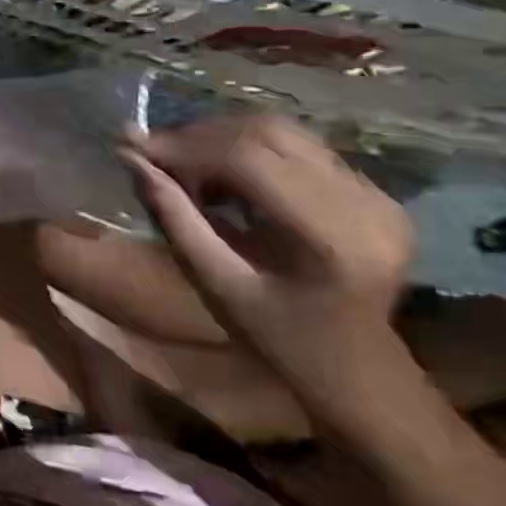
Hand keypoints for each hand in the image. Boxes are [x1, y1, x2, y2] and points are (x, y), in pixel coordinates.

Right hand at [118, 115, 412, 403]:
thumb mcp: (217, 284)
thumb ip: (174, 217)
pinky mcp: (373, 188)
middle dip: (201, 137)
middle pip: (266, 134)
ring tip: (188, 165)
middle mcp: (365, 204)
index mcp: (332, 239)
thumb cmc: (281, 341)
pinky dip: (248, 147)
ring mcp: (376, 193)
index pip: (250, 160)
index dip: (188, 147)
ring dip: (222, 137)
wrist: (359, 375)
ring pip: (280, 130)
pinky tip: (225, 173)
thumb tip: (129, 156)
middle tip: (157, 155)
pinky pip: (297, 144)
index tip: (137, 149)